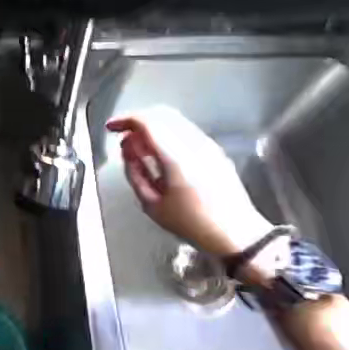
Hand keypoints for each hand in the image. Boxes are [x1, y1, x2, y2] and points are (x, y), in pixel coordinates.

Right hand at [106, 107, 272, 258]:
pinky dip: (168, 133)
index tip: (111, 128)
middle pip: (161, 114)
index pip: (146, 122)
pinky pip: (186, 131)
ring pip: (175, 120)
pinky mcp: (216, 151)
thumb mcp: (152, 205)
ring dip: (154, 126)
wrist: (237, 234)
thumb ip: (135, 173)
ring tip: (141, 147)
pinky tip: (162, 153)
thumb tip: (127, 150)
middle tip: (124, 136)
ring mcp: (207, 145)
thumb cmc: (192, 224)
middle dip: (138, 121)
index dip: (125, 120)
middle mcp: (193, 143)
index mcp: (175, 157)